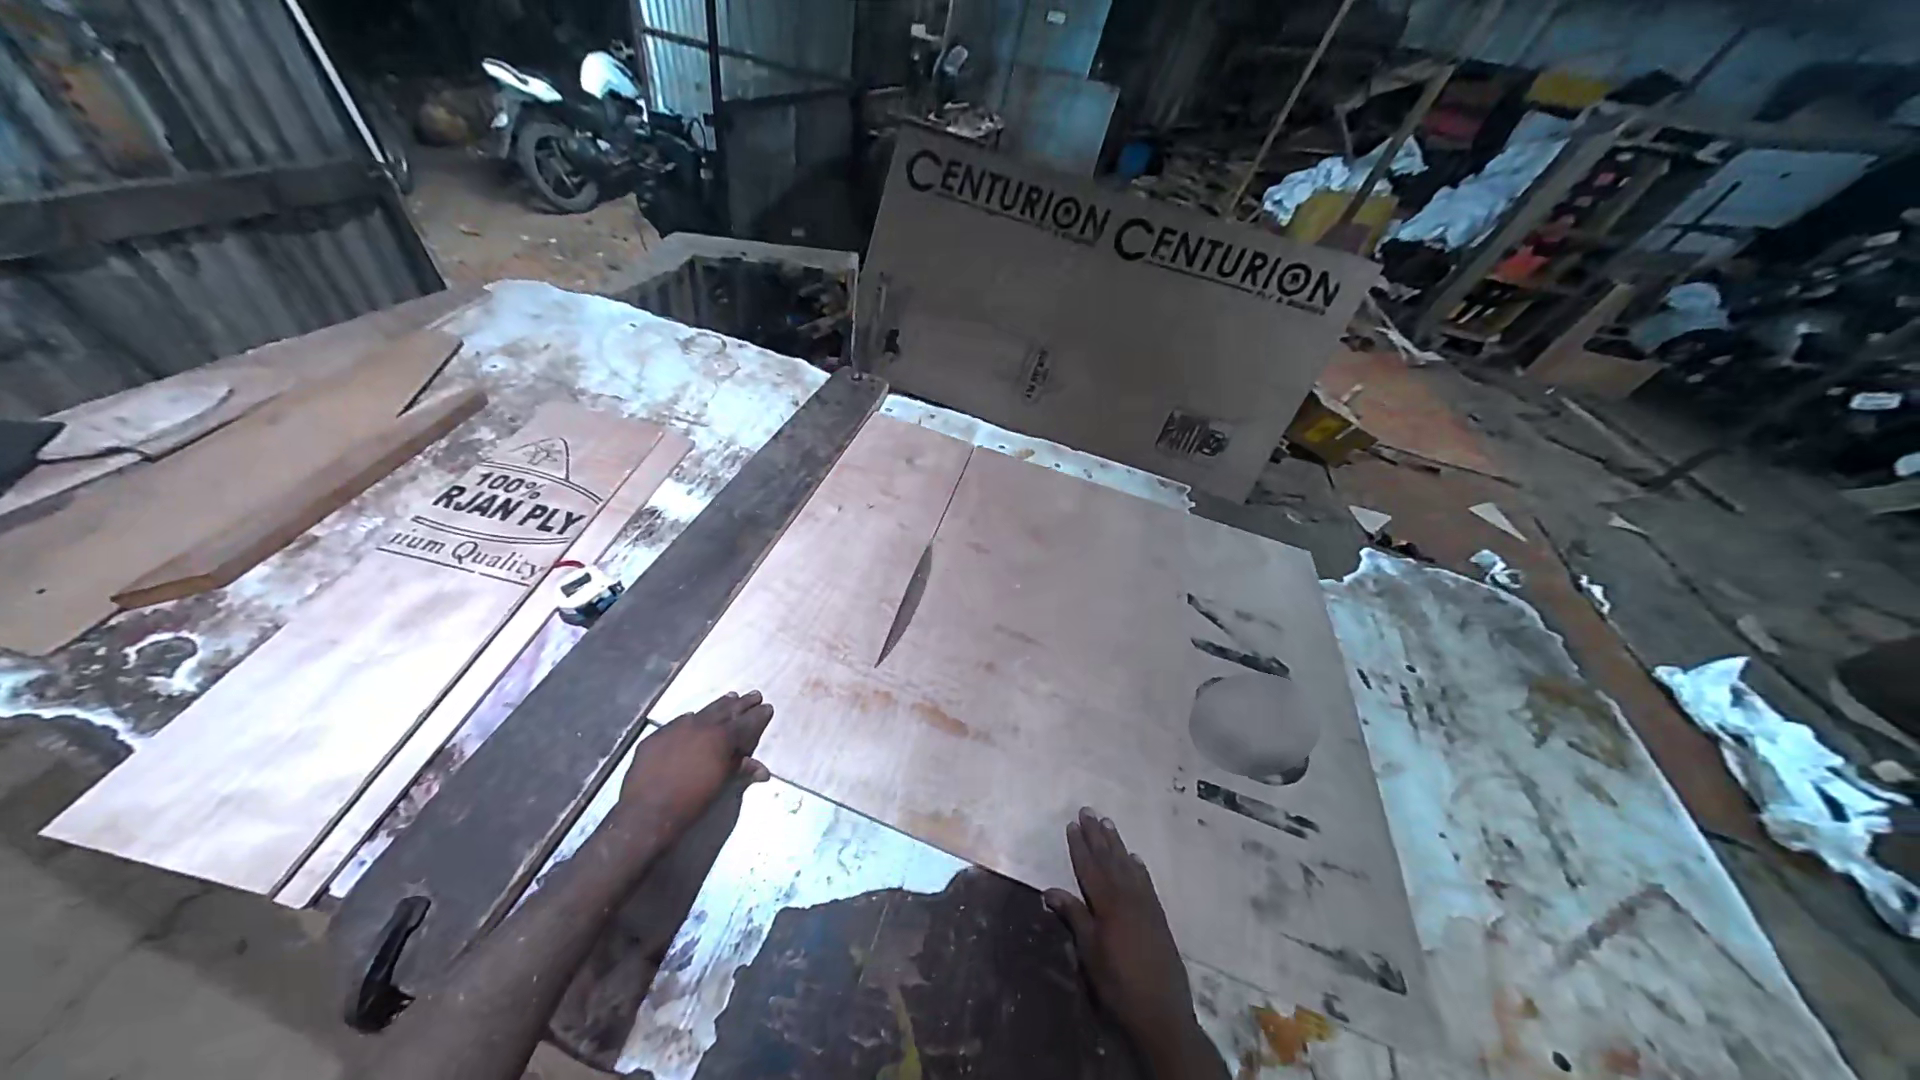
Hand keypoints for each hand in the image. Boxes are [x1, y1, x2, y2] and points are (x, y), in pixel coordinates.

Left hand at [615, 691, 773, 842]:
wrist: (647, 812)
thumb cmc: (692, 802)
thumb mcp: (721, 785)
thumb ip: (740, 770)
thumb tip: (763, 770)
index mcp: (722, 738)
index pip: (746, 722)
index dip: (758, 715)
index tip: (767, 706)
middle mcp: (702, 726)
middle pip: (726, 709)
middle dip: (742, 703)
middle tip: (754, 695)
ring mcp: (677, 728)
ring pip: (703, 712)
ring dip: (719, 705)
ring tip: (731, 697)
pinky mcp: (657, 736)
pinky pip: (678, 722)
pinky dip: (690, 719)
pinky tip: (692, 718)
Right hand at [1045, 809, 1216, 1078]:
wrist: (1162, 1010)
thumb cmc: (1118, 982)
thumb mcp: (1089, 951)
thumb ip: (1074, 916)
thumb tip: (1049, 890)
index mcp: (1107, 903)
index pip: (1089, 867)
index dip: (1079, 846)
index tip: (1072, 824)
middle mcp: (1127, 896)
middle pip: (1109, 859)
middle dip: (1097, 835)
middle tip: (1089, 811)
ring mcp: (1145, 904)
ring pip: (1127, 865)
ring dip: (1117, 844)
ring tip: (1108, 823)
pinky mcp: (1158, 916)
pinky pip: (1145, 881)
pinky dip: (1138, 866)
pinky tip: (1135, 858)